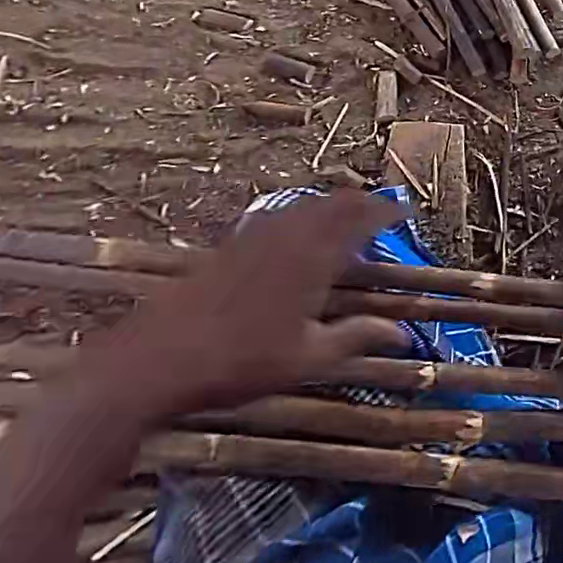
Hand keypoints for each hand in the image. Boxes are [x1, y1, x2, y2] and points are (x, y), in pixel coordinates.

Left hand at [70, 188, 408, 422]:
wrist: (156, 358)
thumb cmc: (242, 361)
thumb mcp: (308, 358)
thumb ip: (358, 337)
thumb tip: (405, 333)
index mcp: (314, 253)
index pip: (360, 216)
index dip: (386, 210)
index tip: (405, 211)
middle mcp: (289, 232)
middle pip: (334, 202)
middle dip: (362, 202)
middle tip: (381, 213)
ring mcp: (257, 233)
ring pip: (306, 205)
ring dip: (332, 207)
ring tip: (347, 221)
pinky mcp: (233, 243)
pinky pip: (282, 216)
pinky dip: (304, 218)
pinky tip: (299, 239)